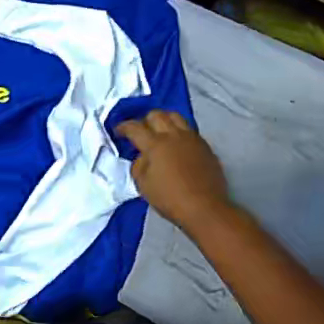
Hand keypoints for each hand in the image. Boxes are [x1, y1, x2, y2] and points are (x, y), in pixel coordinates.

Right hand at [116, 110, 234, 227]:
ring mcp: (192, 139)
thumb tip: (143, 156)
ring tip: (160, 132)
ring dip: (164, 120)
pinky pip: (189, 130)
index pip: (134, 127)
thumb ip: (138, 164)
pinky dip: (178, 131)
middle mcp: (173, 136)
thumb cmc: (169, 198)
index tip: (118, 132)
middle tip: (140, 132)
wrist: (205, 208)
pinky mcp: (205, 146)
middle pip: (156, 115)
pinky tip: (177, 144)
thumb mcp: (143, 184)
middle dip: (144, 121)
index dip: (123, 127)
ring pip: (176, 117)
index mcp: (155, 144)